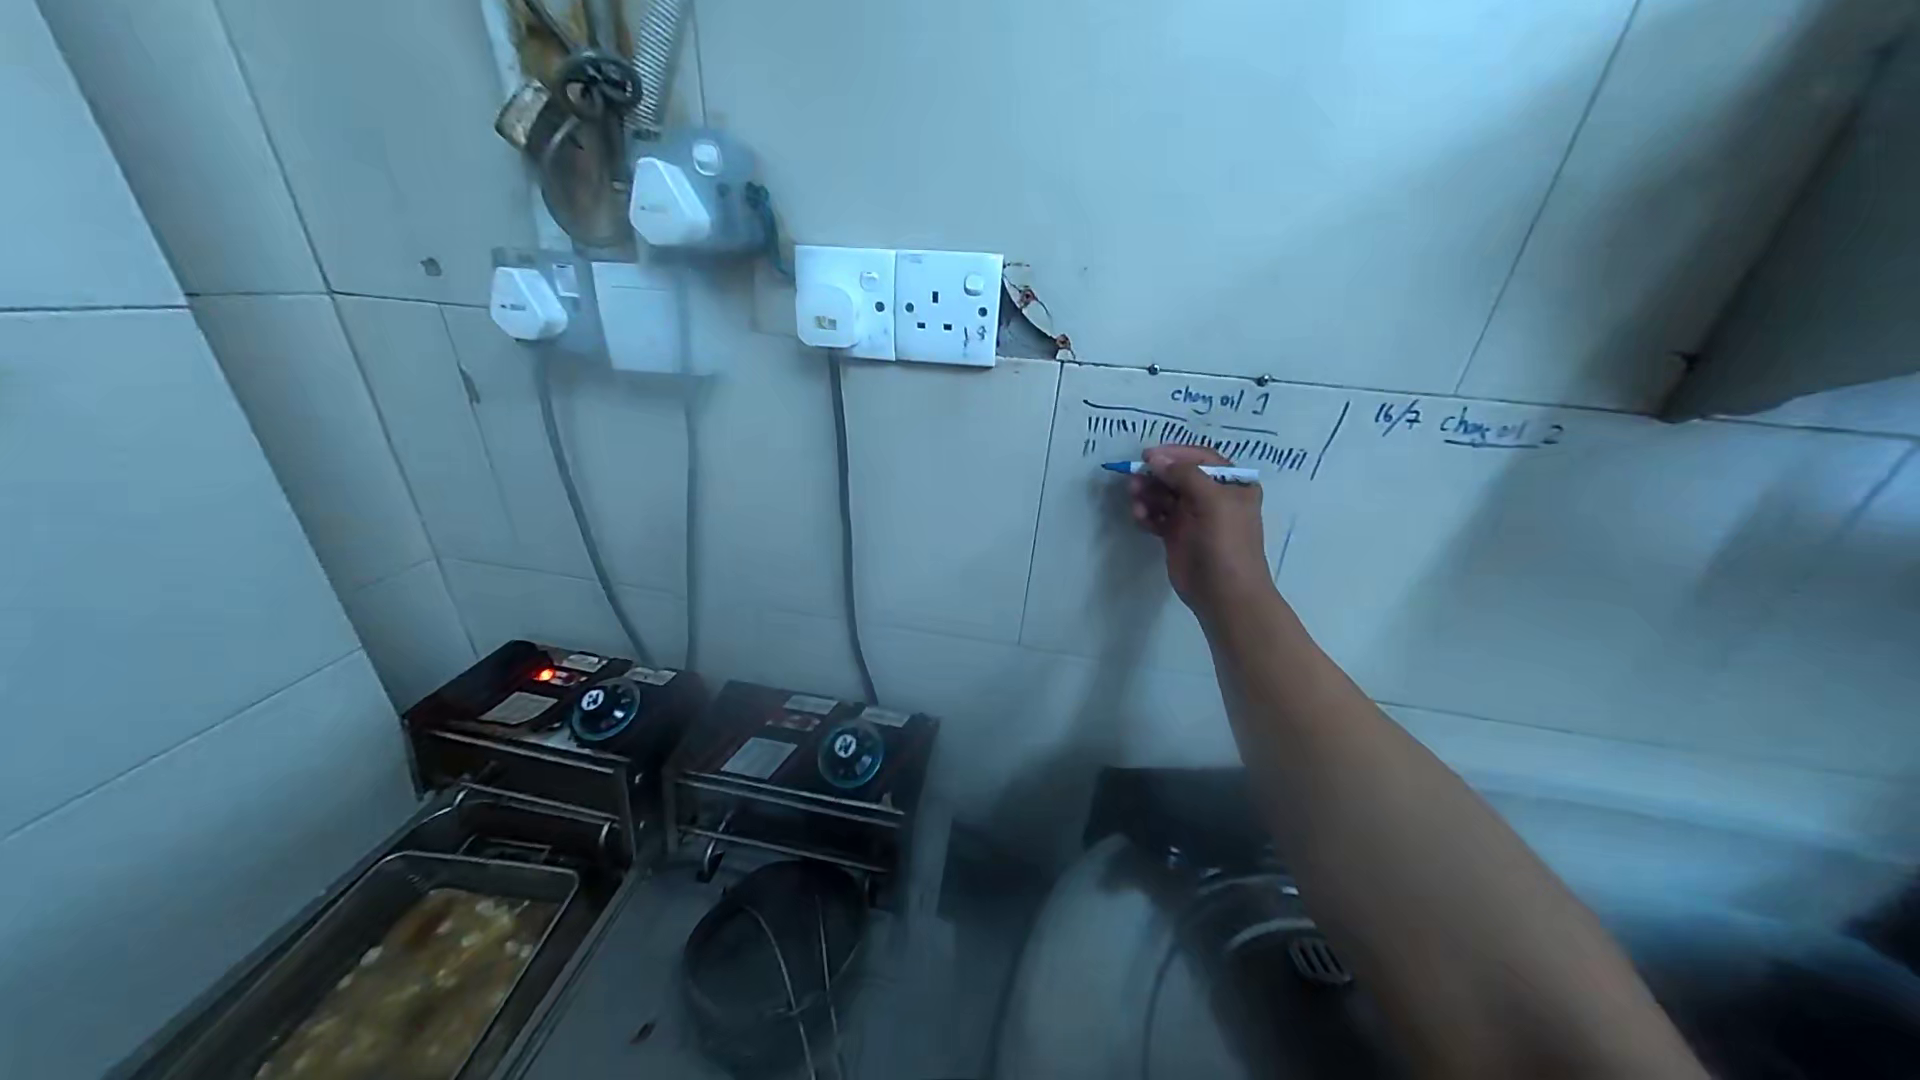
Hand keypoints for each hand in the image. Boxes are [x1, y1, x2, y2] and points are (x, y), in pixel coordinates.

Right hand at [1129, 444, 1277, 624]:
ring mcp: (1193, 517)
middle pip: (1177, 475)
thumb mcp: (1213, 501)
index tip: (1147, 456)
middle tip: (1134, 479)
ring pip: (1164, 495)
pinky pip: (1157, 516)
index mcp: (1231, 484)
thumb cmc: (1226, 543)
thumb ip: (1185, 475)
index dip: (1174, 454)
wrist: (1224, 594)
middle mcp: (1212, 497)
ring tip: (1135, 501)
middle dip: (1155, 476)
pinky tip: (1140, 519)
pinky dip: (1146, 514)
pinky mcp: (1176, 535)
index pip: (1200, 458)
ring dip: (1147, 494)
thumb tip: (1155, 458)